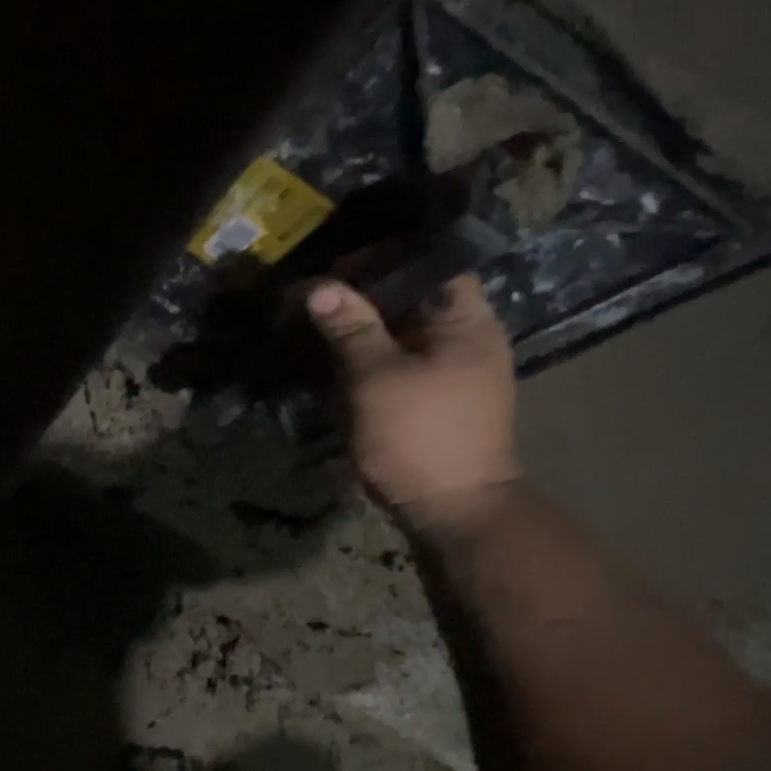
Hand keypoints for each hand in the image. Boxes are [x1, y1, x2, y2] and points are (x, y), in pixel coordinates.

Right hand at [305, 274, 522, 532]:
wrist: (452, 510)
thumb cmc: (420, 436)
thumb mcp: (376, 378)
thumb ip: (349, 328)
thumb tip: (318, 286)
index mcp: (464, 320)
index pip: (426, 263)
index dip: (380, 260)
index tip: (333, 272)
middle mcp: (459, 336)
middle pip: (405, 297)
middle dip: (354, 297)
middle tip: (307, 303)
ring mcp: (444, 368)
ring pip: (392, 330)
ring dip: (350, 329)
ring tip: (305, 330)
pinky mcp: (425, 396)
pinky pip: (388, 361)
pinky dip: (357, 358)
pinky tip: (322, 363)